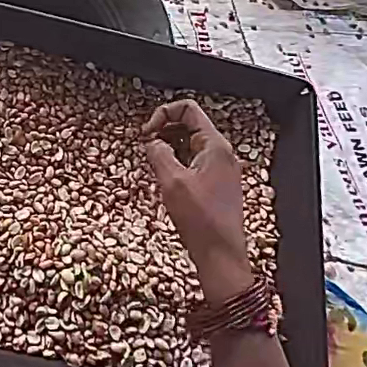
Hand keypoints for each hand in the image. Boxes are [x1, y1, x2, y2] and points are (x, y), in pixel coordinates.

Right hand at [141, 101, 252, 300]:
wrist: (221, 256)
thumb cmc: (200, 220)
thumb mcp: (172, 181)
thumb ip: (159, 153)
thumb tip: (151, 142)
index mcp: (215, 146)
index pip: (188, 110)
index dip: (163, 114)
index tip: (146, 132)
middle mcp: (221, 154)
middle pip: (188, 124)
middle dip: (163, 130)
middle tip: (145, 146)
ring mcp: (219, 169)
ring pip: (188, 144)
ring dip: (167, 147)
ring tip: (152, 163)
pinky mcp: (214, 184)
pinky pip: (191, 161)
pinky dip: (175, 162)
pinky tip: (163, 177)